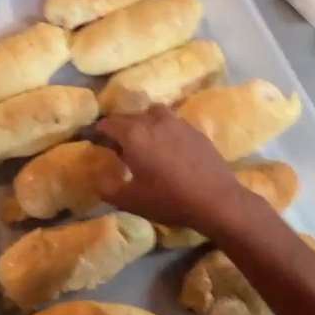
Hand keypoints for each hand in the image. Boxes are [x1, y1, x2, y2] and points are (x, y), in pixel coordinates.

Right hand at [94, 105, 265, 236]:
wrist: (217, 201)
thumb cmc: (169, 199)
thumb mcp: (130, 201)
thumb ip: (106, 188)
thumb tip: (97, 176)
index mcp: (133, 134)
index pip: (108, 123)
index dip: (99, 132)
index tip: (97, 142)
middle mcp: (153, 121)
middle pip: (129, 116)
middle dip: (120, 128)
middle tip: (119, 147)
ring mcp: (177, 123)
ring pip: (153, 114)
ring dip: (144, 123)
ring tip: (146, 142)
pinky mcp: (195, 131)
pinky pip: (172, 123)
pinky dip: (165, 130)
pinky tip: (170, 150)